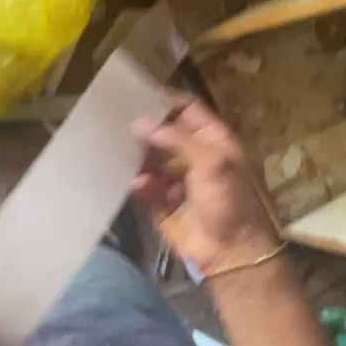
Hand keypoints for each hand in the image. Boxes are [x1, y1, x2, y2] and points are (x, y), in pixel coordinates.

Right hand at [132, 95, 280, 275]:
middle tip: (116, 120)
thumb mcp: (210, 162)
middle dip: (144, 128)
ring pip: (149, 159)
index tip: (136, 94)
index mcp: (211, 140)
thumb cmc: (228, 200)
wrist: (229, 250)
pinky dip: (139, 184)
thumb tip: (141, 123)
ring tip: (117, 150)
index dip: (165, 101)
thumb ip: (176, 139)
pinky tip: (136, 184)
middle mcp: (192, 156)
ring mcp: (175, 179)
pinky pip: (144, 187)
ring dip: (137, 156)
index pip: (186, 109)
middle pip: (163, 133)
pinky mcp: (160, 203)